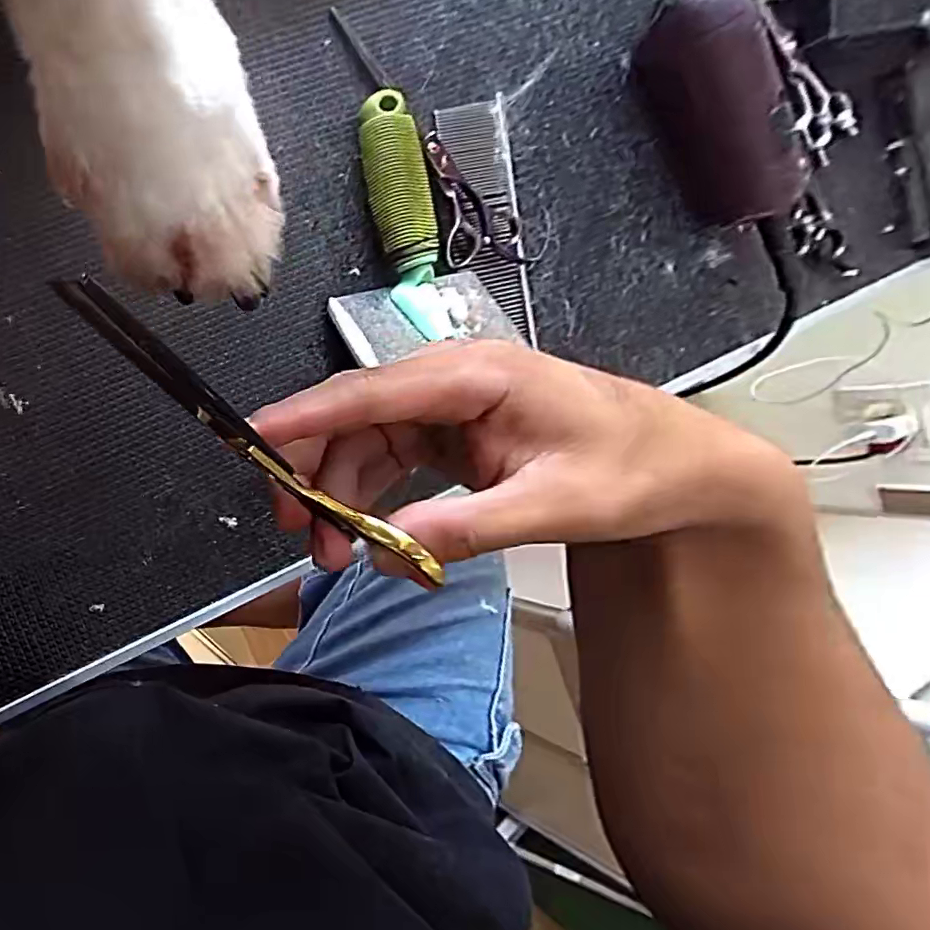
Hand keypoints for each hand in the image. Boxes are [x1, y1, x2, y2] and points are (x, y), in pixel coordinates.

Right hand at [247, 340, 807, 574]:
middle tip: (294, 528)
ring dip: (332, 496)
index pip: (368, 392)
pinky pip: (374, 460)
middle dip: (310, 472)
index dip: (304, 415)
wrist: (677, 466)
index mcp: (471, 377)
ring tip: (331, 552)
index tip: (252, 436)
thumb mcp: (560, 506)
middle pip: (346, 418)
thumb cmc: (632, 470)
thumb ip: (469, 527)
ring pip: (352, 444)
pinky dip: (357, 498)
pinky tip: (360, 533)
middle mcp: (440, 381)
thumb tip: (384, 553)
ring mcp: (434, 406)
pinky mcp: (432, 431)